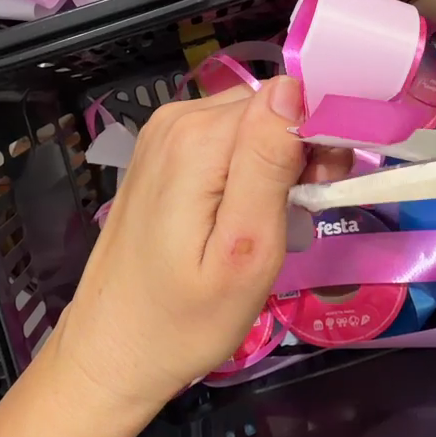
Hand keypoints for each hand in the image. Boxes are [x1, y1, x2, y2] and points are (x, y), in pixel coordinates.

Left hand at [40, 78, 325, 419]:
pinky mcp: (160, 152)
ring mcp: (163, 134)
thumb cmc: (186, 318)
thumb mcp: (245, 250)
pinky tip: (243, 211)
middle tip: (303, 213)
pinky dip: (246, 166)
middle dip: (299, 149)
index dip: (316, 135)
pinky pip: (223, 138)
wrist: (113, 349)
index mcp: (197, 137)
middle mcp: (176, 119)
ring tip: (272, 220)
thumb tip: (290, 88)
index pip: (285, 97)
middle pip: (267, 106)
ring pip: (249, 121)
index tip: (322, 187)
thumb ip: (269, 163)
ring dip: (275, 159)